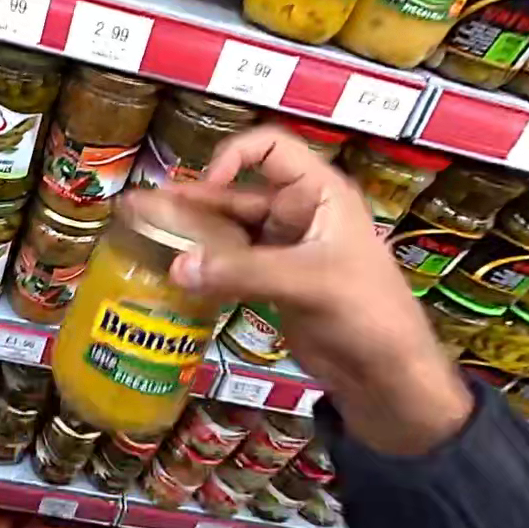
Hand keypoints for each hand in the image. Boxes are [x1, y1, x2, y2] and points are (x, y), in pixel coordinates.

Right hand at [161, 125, 471, 455]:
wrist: (386, 378)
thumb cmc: (365, 314)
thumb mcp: (307, 283)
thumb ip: (241, 272)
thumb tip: (175, 267)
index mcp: (318, 194)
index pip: (271, 149)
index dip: (235, 157)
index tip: (207, 185)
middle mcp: (296, 212)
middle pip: (235, 191)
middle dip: (190, 197)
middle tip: (142, 203)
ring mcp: (280, 246)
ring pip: (226, 228)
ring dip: (188, 230)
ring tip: (142, 229)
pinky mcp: (268, 278)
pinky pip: (227, 261)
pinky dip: (201, 262)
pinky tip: (171, 267)